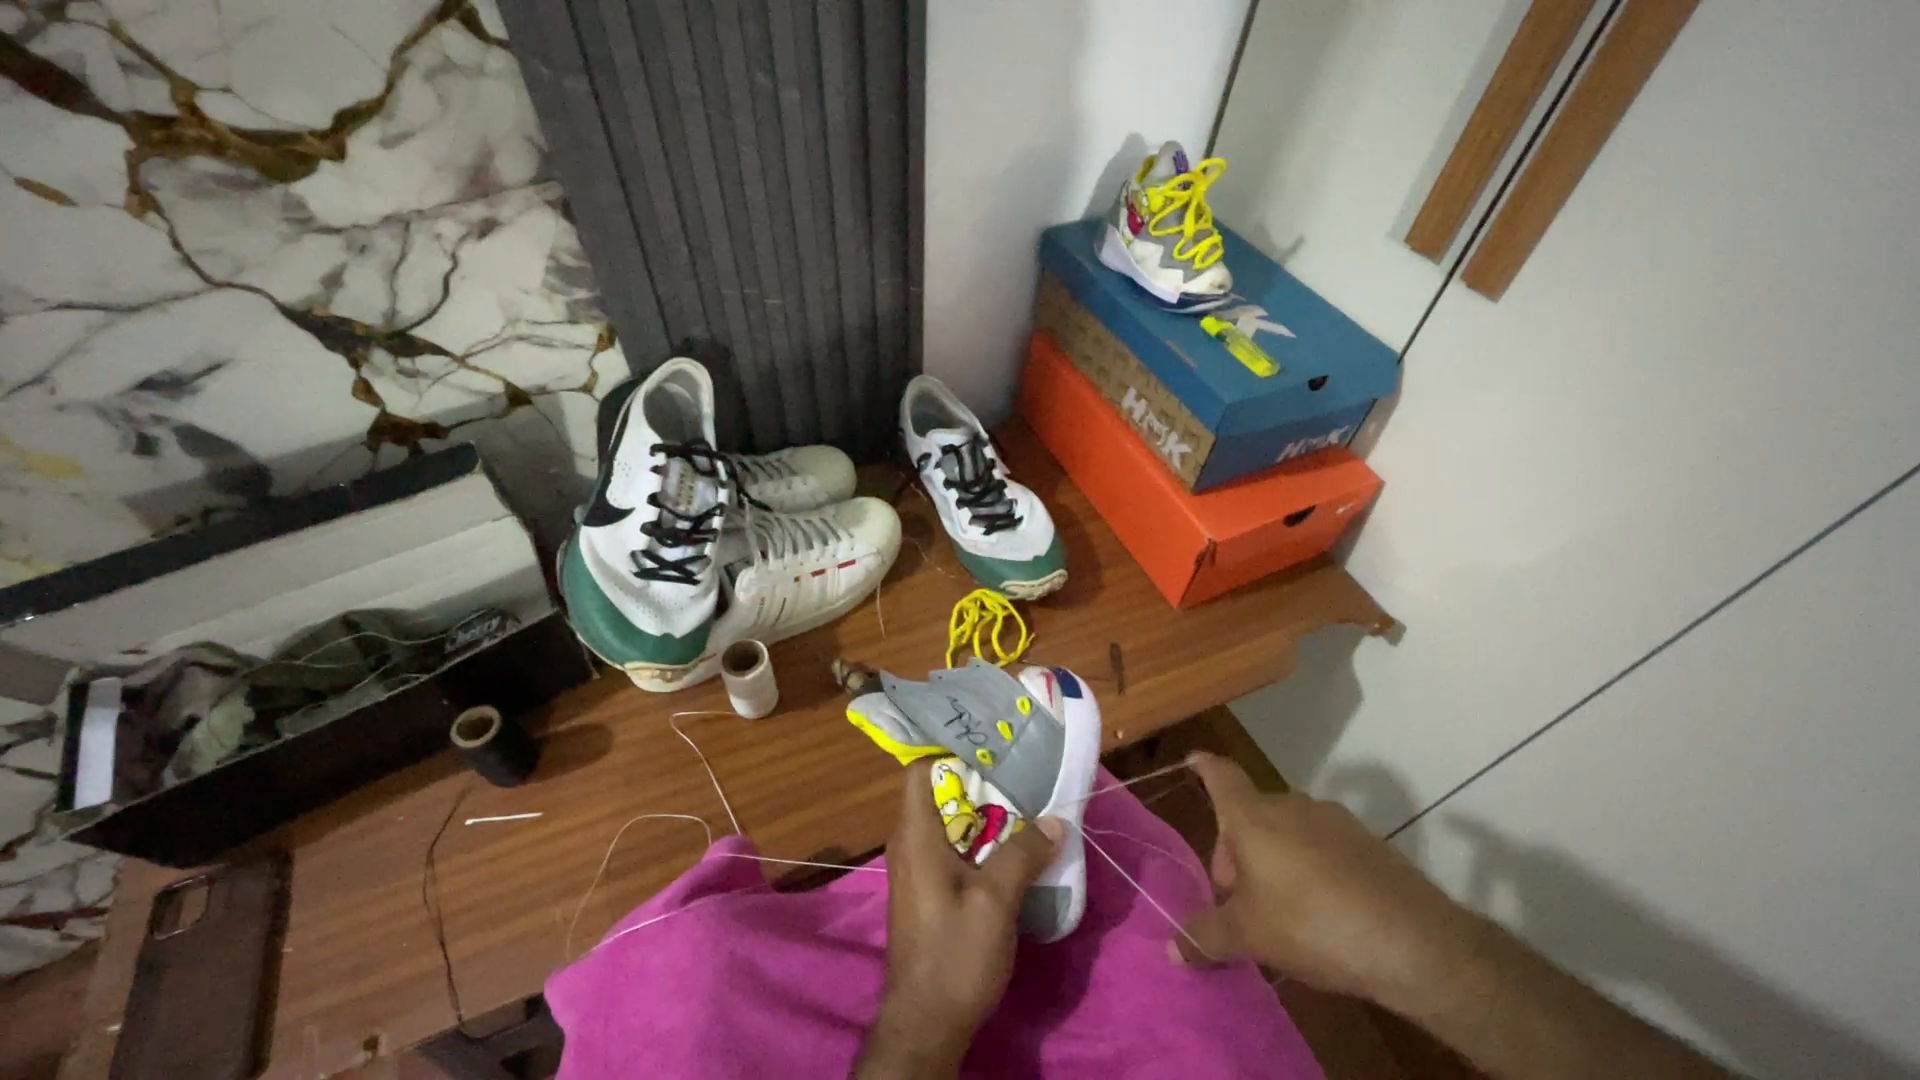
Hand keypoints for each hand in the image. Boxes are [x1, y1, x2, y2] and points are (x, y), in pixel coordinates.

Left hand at [855, 759, 1062, 1076]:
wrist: (926, 1023)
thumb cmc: (954, 954)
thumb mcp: (995, 901)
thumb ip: (1022, 854)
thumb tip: (1054, 820)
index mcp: (915, 835)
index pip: (921, 770)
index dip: (951, 749)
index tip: (991, 740)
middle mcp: (910, 843)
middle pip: (941, 792)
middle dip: (981, 779)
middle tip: (1023, 766)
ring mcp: (919, 867)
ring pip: (952, 821)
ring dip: (986, 811)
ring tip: (1029, 796)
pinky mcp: (931, 889)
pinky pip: (955, 847)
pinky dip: (982, 838)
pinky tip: (1016, 842)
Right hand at [1174, 752, 1475, 1012]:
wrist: (1414, 942)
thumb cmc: (1311, 925)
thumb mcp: (1248, 938)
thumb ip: (1205, 937)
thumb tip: (1173, 948)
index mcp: (1253, 817)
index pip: (1221, 775)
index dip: (1204, 767)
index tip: (1193, 762)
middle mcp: (1291, 805)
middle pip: (1251, 813)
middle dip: (1237, 849)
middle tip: (1239, 899)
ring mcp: (1334, 820)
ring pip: (1288, 829)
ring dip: (1275, 858)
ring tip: (1282, 909)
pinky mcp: (1369, 842)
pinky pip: (1323, 846)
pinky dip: (1312, 867)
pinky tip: (1324, 912)